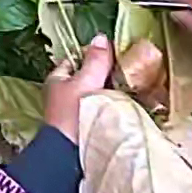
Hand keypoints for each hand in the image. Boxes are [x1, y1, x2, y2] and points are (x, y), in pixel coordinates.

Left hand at [43, 34, 158, 141]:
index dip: (92, 56)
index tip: (114, 56)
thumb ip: (95, 62)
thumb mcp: (85, 83)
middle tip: (129, 75)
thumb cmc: (72, 114)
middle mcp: (62, 93)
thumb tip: (100, 38)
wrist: (70, 155)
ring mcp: (72, 111)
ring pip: (95, 96)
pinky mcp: (83, 127)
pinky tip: (128, 110)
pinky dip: (112, 109)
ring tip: (134, 92)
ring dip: (111, 94)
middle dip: (105, 77)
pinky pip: (101, 111)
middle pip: (87, 79)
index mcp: (57, 79)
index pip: (75, 61)